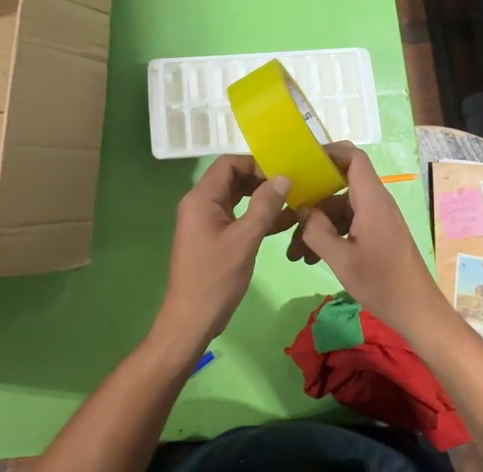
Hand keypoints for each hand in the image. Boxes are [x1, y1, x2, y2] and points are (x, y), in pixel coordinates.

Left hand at [155, 156, 294, 351]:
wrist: (191, 319)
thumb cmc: (216, 277)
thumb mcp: (244, 239)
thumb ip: (264, 206)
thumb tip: (284, 177)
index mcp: (201, 198)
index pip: (228, 164)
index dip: (255, 164)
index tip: (282, 175)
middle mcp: (200, 203)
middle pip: (232, 179)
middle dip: (261, 181)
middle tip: (290, 189)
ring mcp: (205, 221)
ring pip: (235, 198)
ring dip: (260, 200)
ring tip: (291, 204)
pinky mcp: (212, 237)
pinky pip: (235, 217)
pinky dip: (254, 217)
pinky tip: (281, 223)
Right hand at [289, 143, 446, 333]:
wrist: (419, 312)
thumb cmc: (382, 283)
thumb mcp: (341, 260)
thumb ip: (317, 231)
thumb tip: (302, 209)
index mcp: (371, 200)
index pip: (353, 157)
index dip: (330, 151)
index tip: (302, 161)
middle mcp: (375, 202)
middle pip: (340, 183)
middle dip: (312, 196)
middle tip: (287, 211)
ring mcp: (377, 219)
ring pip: (340, 207)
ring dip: (317, 223)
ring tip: (293, 250)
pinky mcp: (377, 234)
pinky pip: (349, 222)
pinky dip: (329, 234)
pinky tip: (310, 257)